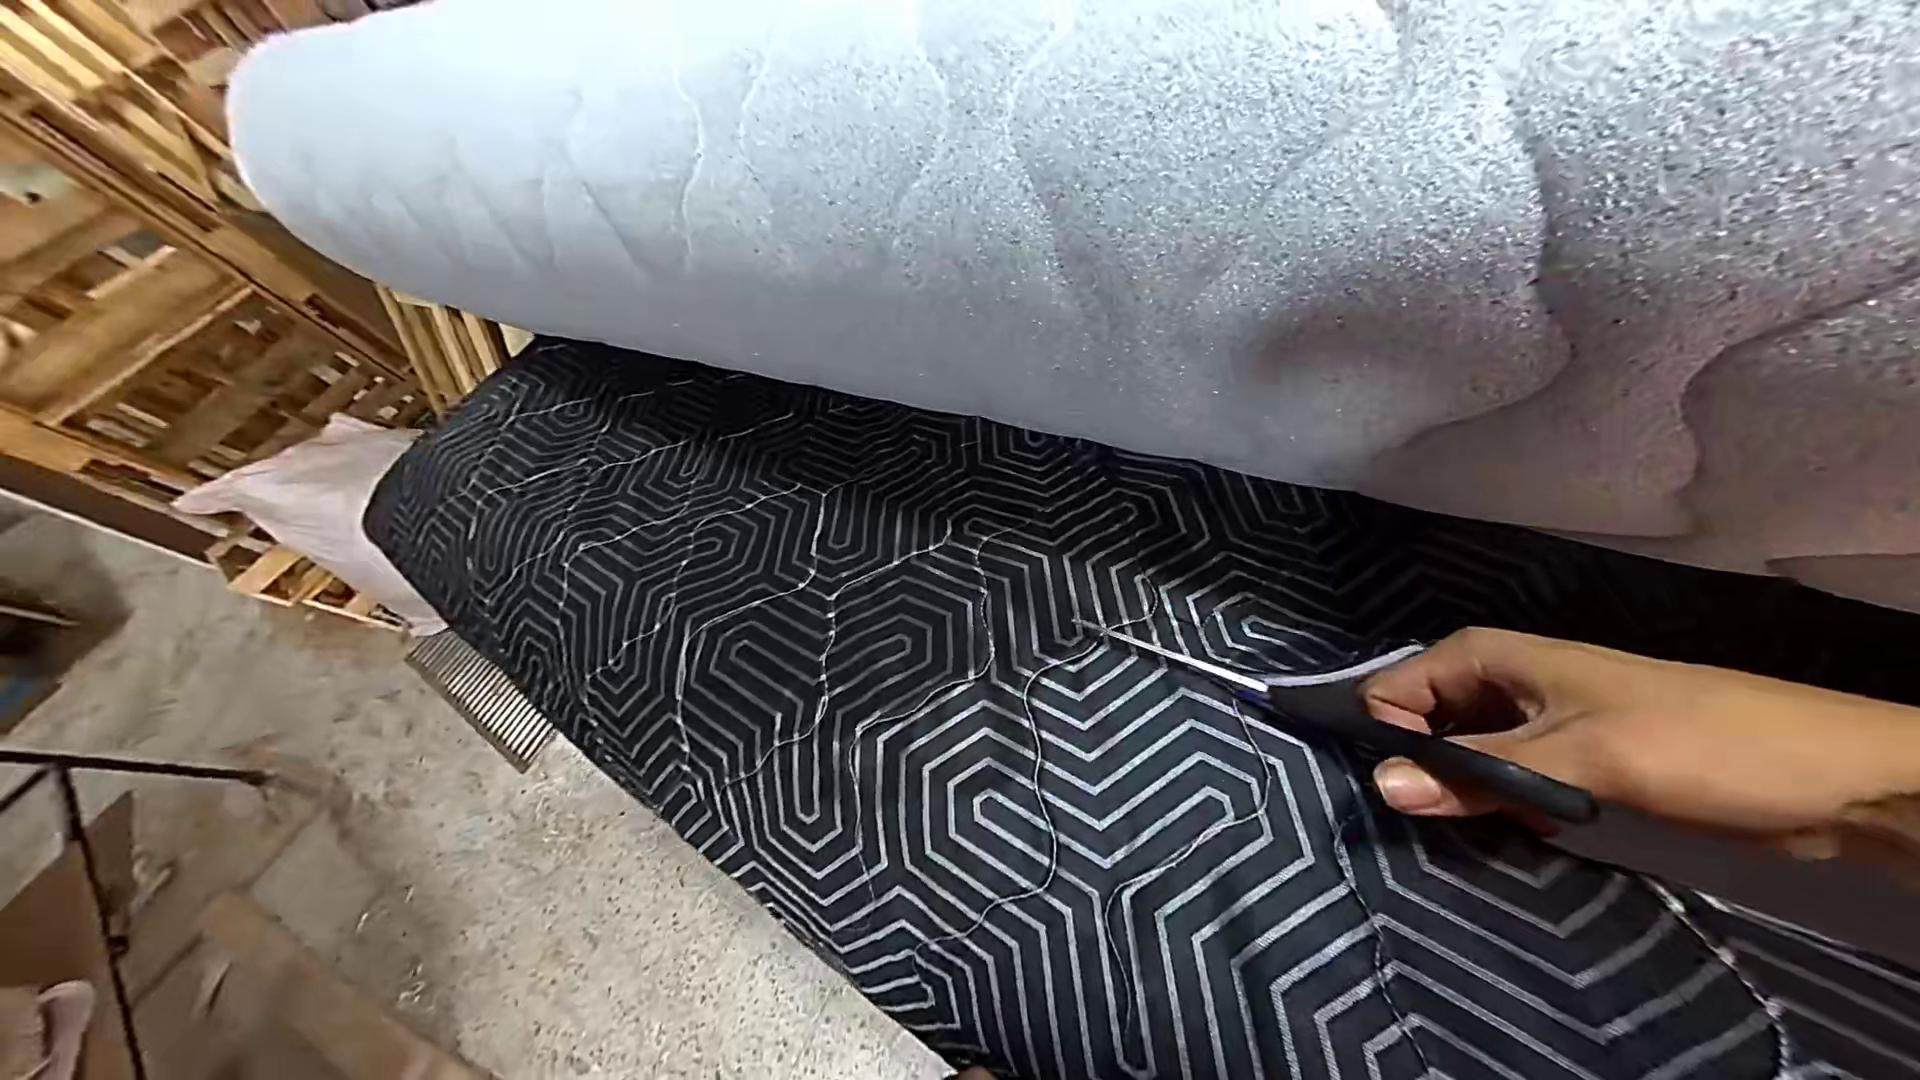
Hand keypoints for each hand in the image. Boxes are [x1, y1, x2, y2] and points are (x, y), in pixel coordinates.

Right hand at [1358, 628, 1919, 846]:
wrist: (1844, 778)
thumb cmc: (1699, 746)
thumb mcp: (1579, 760)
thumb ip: (1473, 774)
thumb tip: (1380, 786)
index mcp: (1479, 655)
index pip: (1389, 694)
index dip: (1396, 740)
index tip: (1428, 786)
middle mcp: (1489, 677)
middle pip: (1418, 724)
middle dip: (1430, 770)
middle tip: (1465, 814)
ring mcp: (1521, 713)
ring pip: (1456, 751)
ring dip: (1468, 789)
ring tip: (1505, 818)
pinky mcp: (1553, 747)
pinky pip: (1495, 770)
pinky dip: (1500, 798)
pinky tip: (1528, 819)